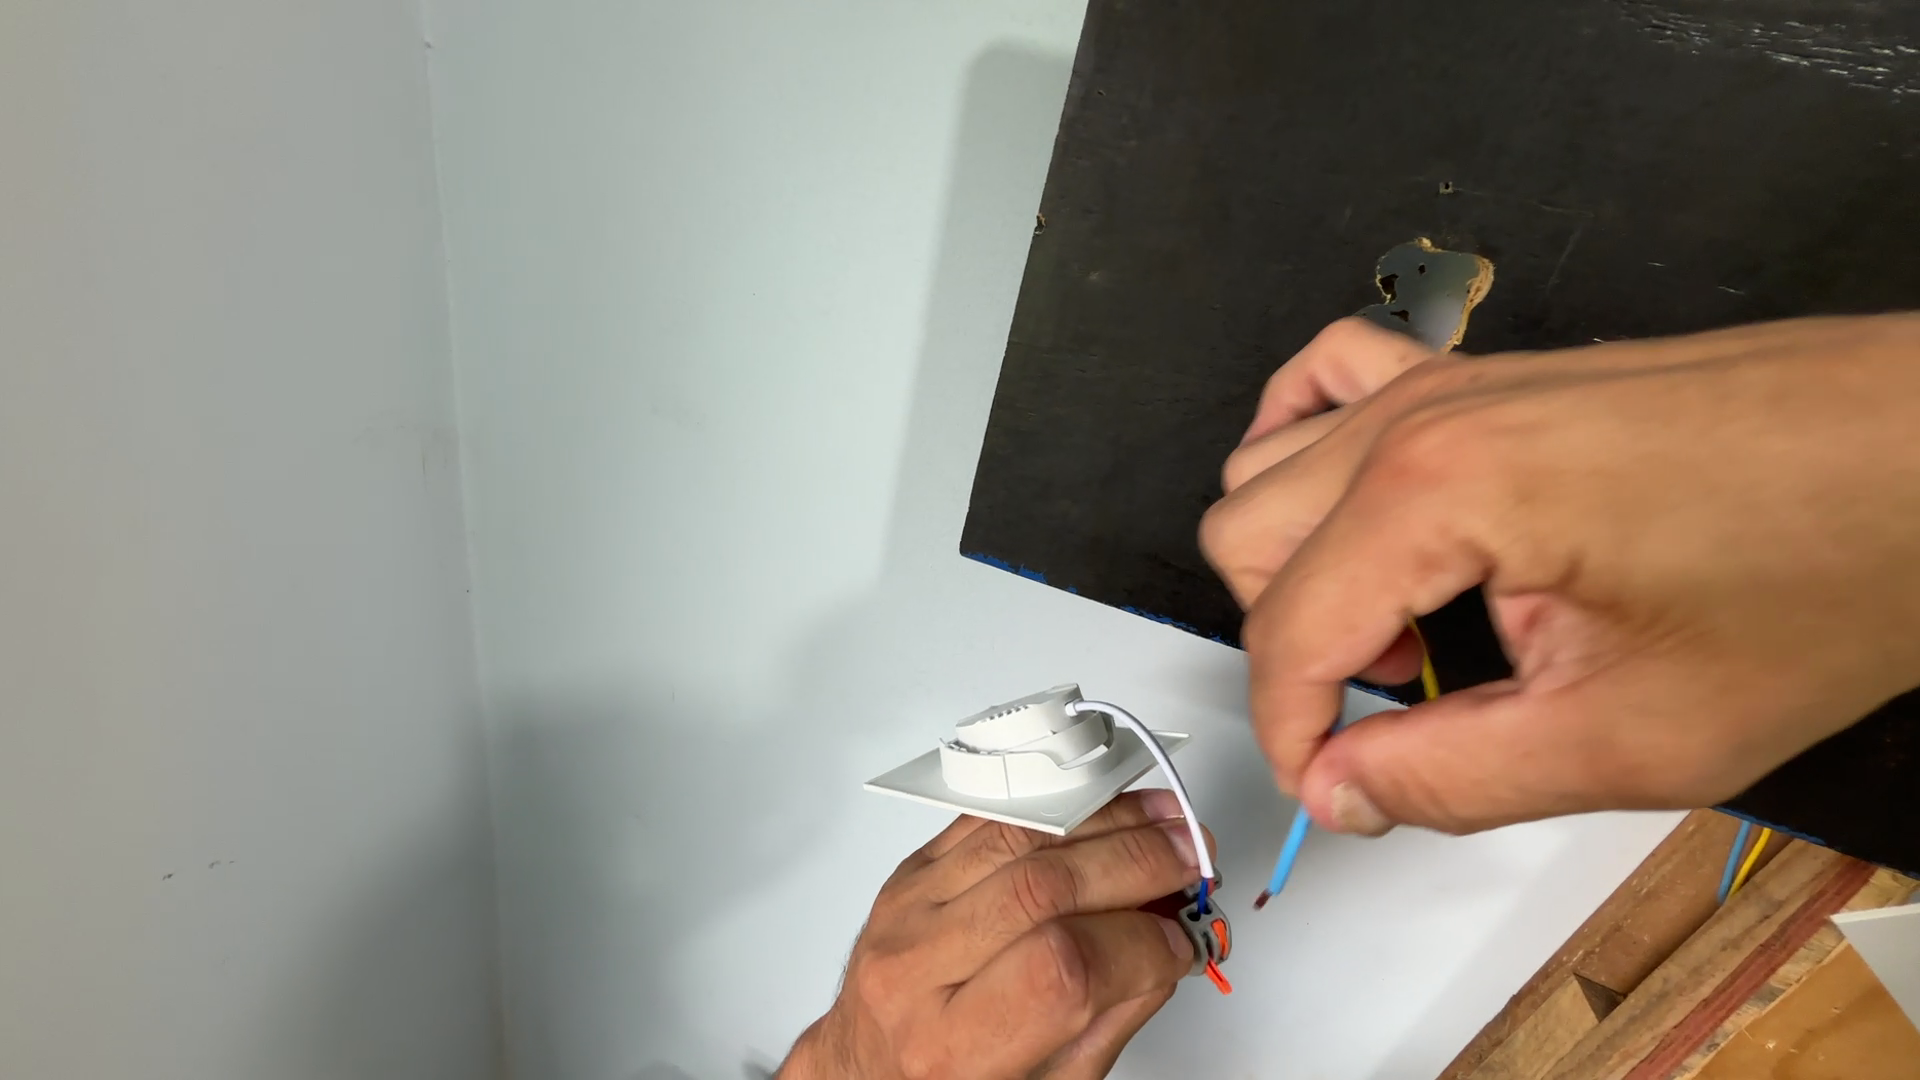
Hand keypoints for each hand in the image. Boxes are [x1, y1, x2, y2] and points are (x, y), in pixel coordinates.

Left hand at [779, 791, 1209, 1079]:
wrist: (862, 1067)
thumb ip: (1108, 1013)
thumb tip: (1171, 938)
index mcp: (953, 1046)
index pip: (1063, 969)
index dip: (1141, 944)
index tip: (1187, 938)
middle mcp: (920, 967)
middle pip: (1041, 889)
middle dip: (1134, 864)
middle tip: (1192, 856)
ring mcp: (910, 906)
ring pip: (1017, 837)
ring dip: (1103, 820)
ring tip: (1160, 819)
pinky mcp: (912, 868)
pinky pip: (989, 817)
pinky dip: (1056, 805)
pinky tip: (1100, 803)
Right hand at [1200, 314, 1919, 835]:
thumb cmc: (1826, 574)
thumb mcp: (1638, 733)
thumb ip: (1453, 777)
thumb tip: (1337, 790)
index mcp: (1433, 494)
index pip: (1287, 631)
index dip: (1290, 730)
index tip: (1327, 787)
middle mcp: (1401, 424)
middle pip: (1241, 543)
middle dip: (1287, 644)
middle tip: (1393, 693)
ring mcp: (1420, 386)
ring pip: (1256, 475)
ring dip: (1290, 563)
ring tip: (1395, 610)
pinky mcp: (1448, 371)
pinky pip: (1312, 381)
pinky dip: (1293, 443)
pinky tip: (1343, 496)